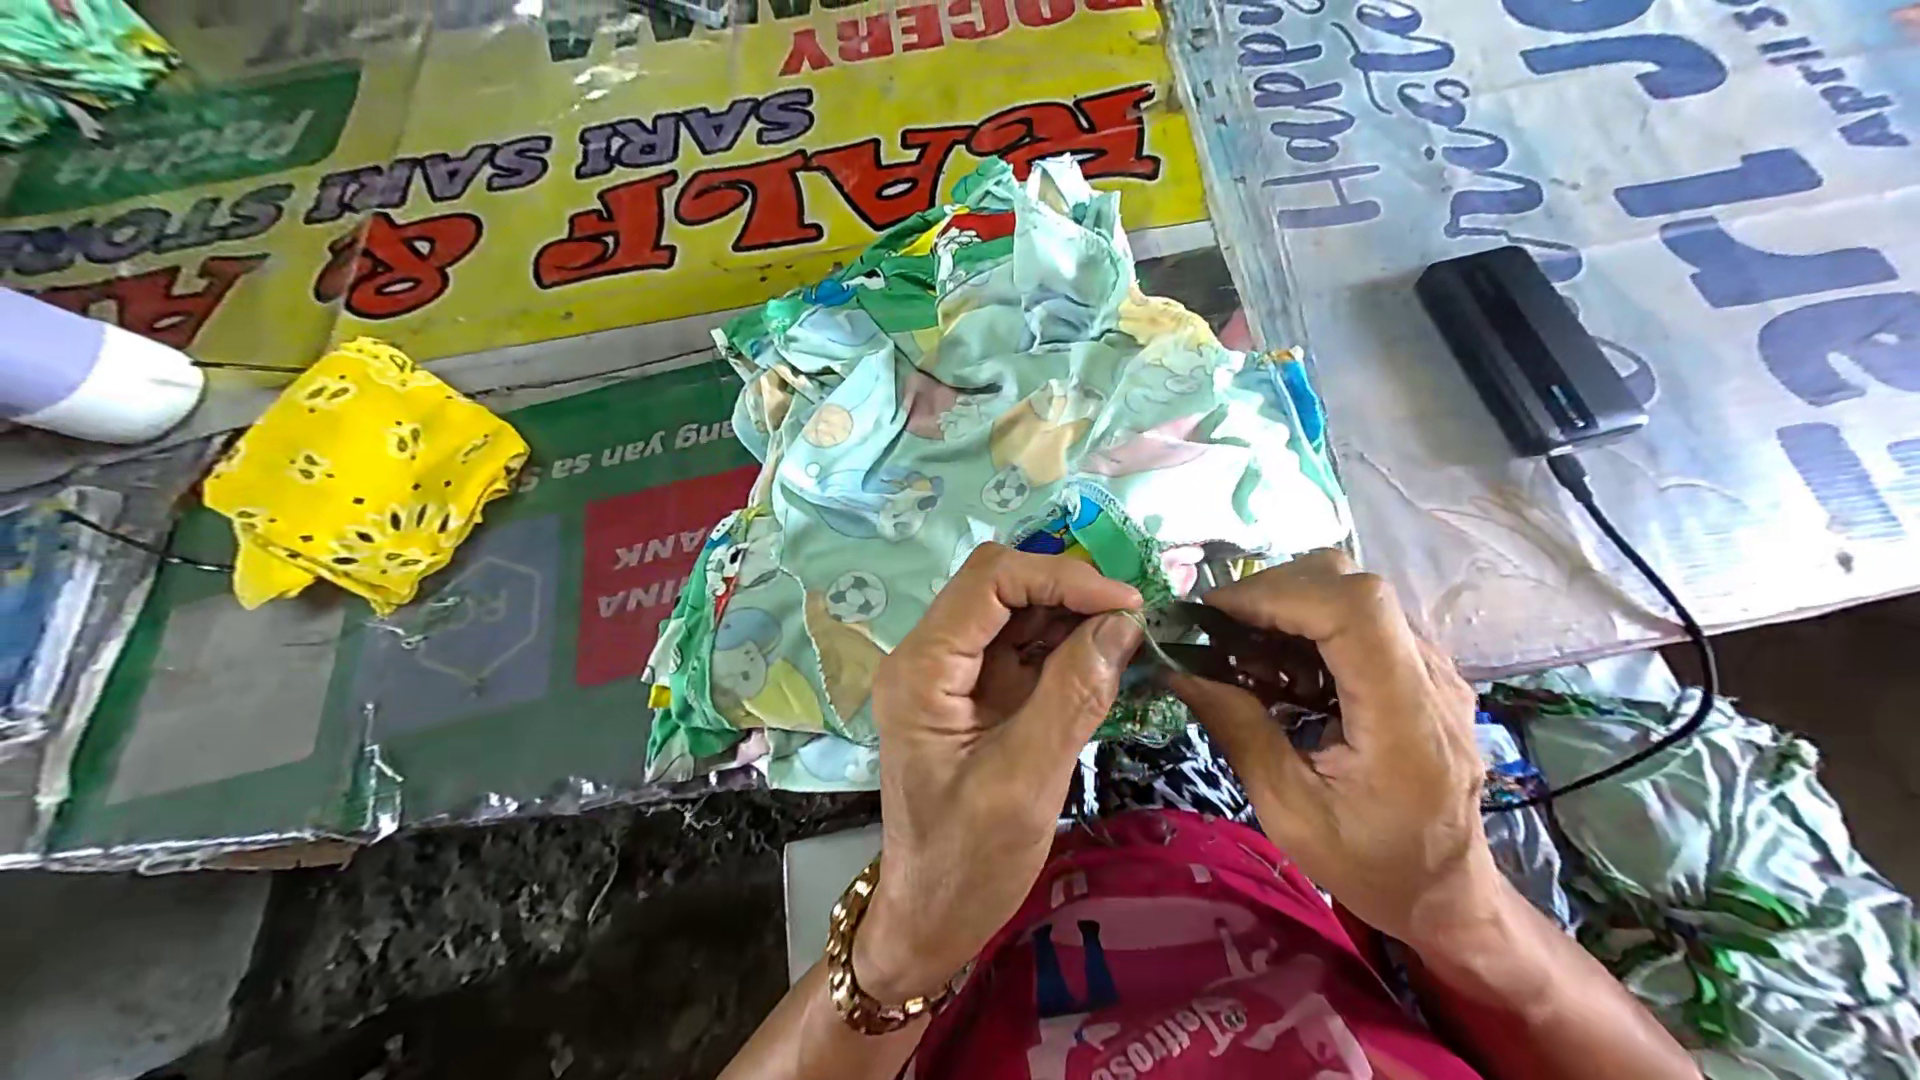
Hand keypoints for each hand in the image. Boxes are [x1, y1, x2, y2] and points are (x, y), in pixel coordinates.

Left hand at [857, 544, 1141, 999]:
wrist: (931, 915)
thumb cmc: (966, 862)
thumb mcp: (1025, 783)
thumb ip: (1072, 696)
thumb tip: (1122, 624)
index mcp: (922, 669)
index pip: (989, 581)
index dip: (1059, 577)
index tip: (1124, 603)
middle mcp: (929, 655)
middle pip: (1000, 587)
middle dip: (1067, 591)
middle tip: (1131, 620)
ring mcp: (951, 672)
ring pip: (1015, 611)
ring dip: (1070, 615)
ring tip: (1126, 637)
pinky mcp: (974, 691)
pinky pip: (1021, 646)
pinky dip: (1064, 644)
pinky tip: (1101, 658)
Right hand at [1169, 550, 1493, 948]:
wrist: (1446, 892)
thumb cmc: (1370, 863)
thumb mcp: (1288, 812)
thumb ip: (1237, 730)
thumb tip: (1176, 669)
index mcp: (1406, 719)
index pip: (1353, 610)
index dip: (1277, 594)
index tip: (1215, 616)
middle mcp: (1431, 677)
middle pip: (1351, 584)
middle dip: (1271, 591)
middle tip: (1219, 627)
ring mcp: (1431, 667)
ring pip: (1353, 589)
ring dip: (1285, 602)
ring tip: (1239, 642)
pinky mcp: (1418, 668)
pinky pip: (1357, 615)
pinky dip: (1303, 619)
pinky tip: (1274, 659)